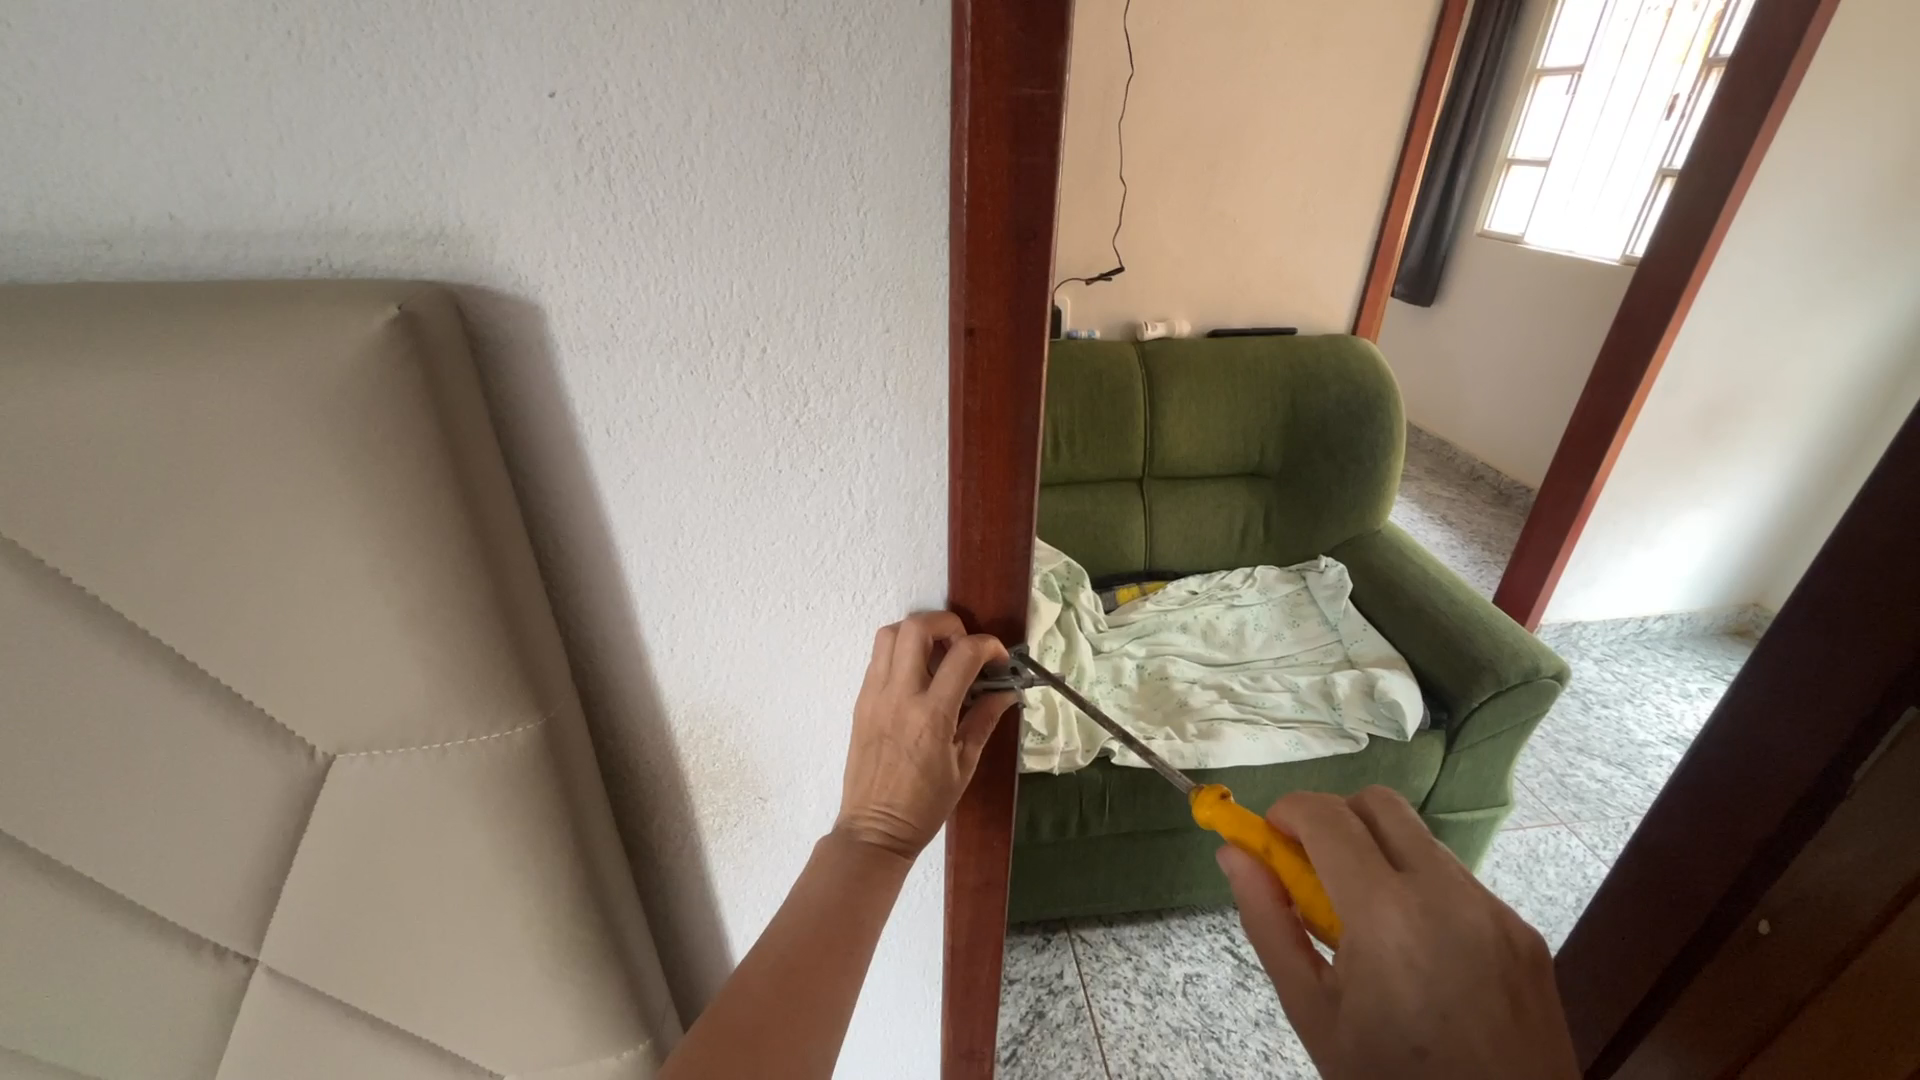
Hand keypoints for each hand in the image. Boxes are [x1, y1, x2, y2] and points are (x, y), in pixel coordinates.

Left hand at [834, 612, 1020, 859]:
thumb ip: (984, 719)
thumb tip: (1006, 691)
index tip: (998, 660)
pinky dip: (901, 653)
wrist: (874, 829)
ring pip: (890, 633)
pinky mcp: (861, 700)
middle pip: (917, 626)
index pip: (963, 654)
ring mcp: (874, 695)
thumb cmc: (924, 805)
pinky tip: (918, 676)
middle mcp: (899, 695)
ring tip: (938, 655)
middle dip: (948, 624)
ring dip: (919, 632)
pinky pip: (879, 658)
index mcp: (931, 715)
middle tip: (963, 646)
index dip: (988, 647)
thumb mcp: (964, 764)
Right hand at [1218, 787, 1577, 1079]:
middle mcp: (1448, 896)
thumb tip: (1232, 853)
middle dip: (1333, 818)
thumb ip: (1267, 920)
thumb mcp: (1311, 1010)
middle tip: (1313, 869)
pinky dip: (1418, 885)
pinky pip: (1455, 877)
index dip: (1287, 811)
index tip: (1270, 840)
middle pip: (1378, 803)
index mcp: (1387, 916)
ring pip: (1418, 836)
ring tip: (1365, 919)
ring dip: (1376, 851)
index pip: (1326, 814)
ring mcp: (1495, 911)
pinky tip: (1414, 948)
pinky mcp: (1523, 930)